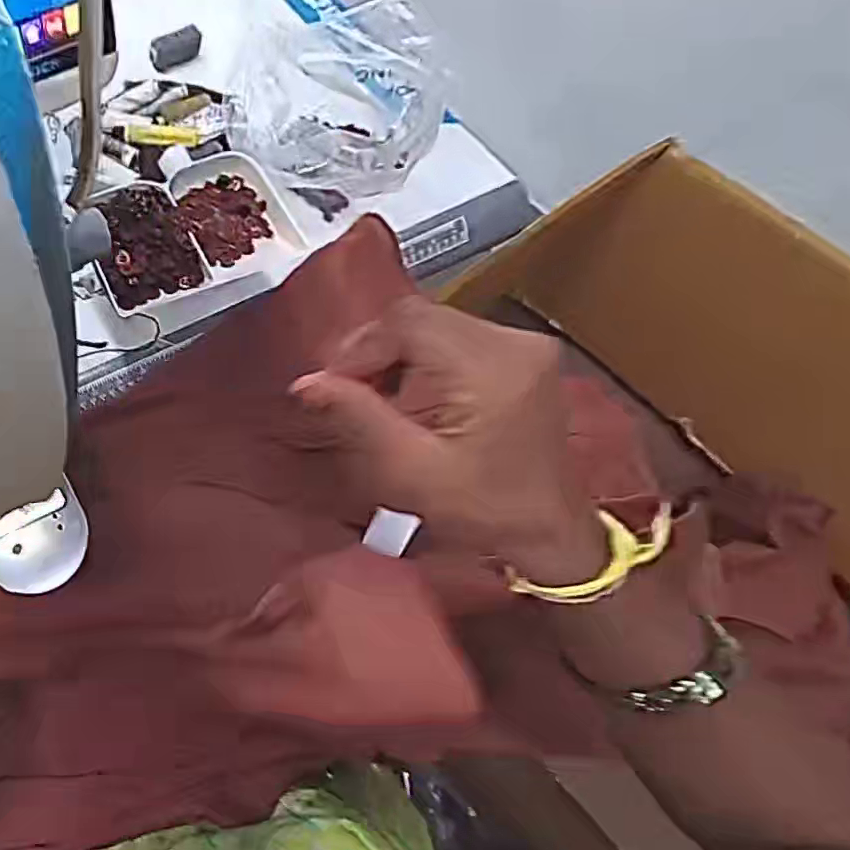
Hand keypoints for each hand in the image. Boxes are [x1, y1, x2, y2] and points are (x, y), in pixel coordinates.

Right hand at [290, 296, 602, 581]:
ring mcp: (520, 347)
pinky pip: (448, 341)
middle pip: (417, 319)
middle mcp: (512, 343)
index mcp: (490, 367)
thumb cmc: (478, 510)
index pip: (405, 322)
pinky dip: (414, 364)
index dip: (357, 350)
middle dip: (370, 354)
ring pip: (429, 326)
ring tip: (371, 403)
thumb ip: (356, 418)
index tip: (331, 390)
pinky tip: (403, 400)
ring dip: (389, 359)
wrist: (543, 530)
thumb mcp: (405, 470)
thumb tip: (305, 384)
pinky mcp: (518, 358)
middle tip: (344, 397)